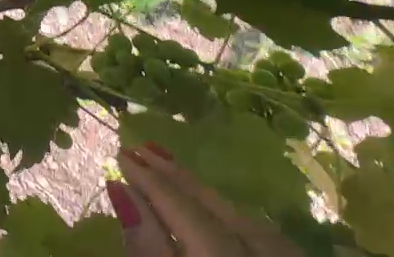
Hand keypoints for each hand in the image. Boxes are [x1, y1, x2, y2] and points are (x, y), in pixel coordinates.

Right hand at [109, 143, 302, 256]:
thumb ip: (148, 245)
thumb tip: (119, 188)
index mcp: (222, 252)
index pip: (181, 205)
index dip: (149, 178)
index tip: (121, 152)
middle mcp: (262, 251)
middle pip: (218, 208)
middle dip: (178, 178)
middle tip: (143, 148)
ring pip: (250, 220)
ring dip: (209, 194)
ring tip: (176, 171)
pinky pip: (274, 237)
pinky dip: (242, 218)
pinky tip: (229, 213)